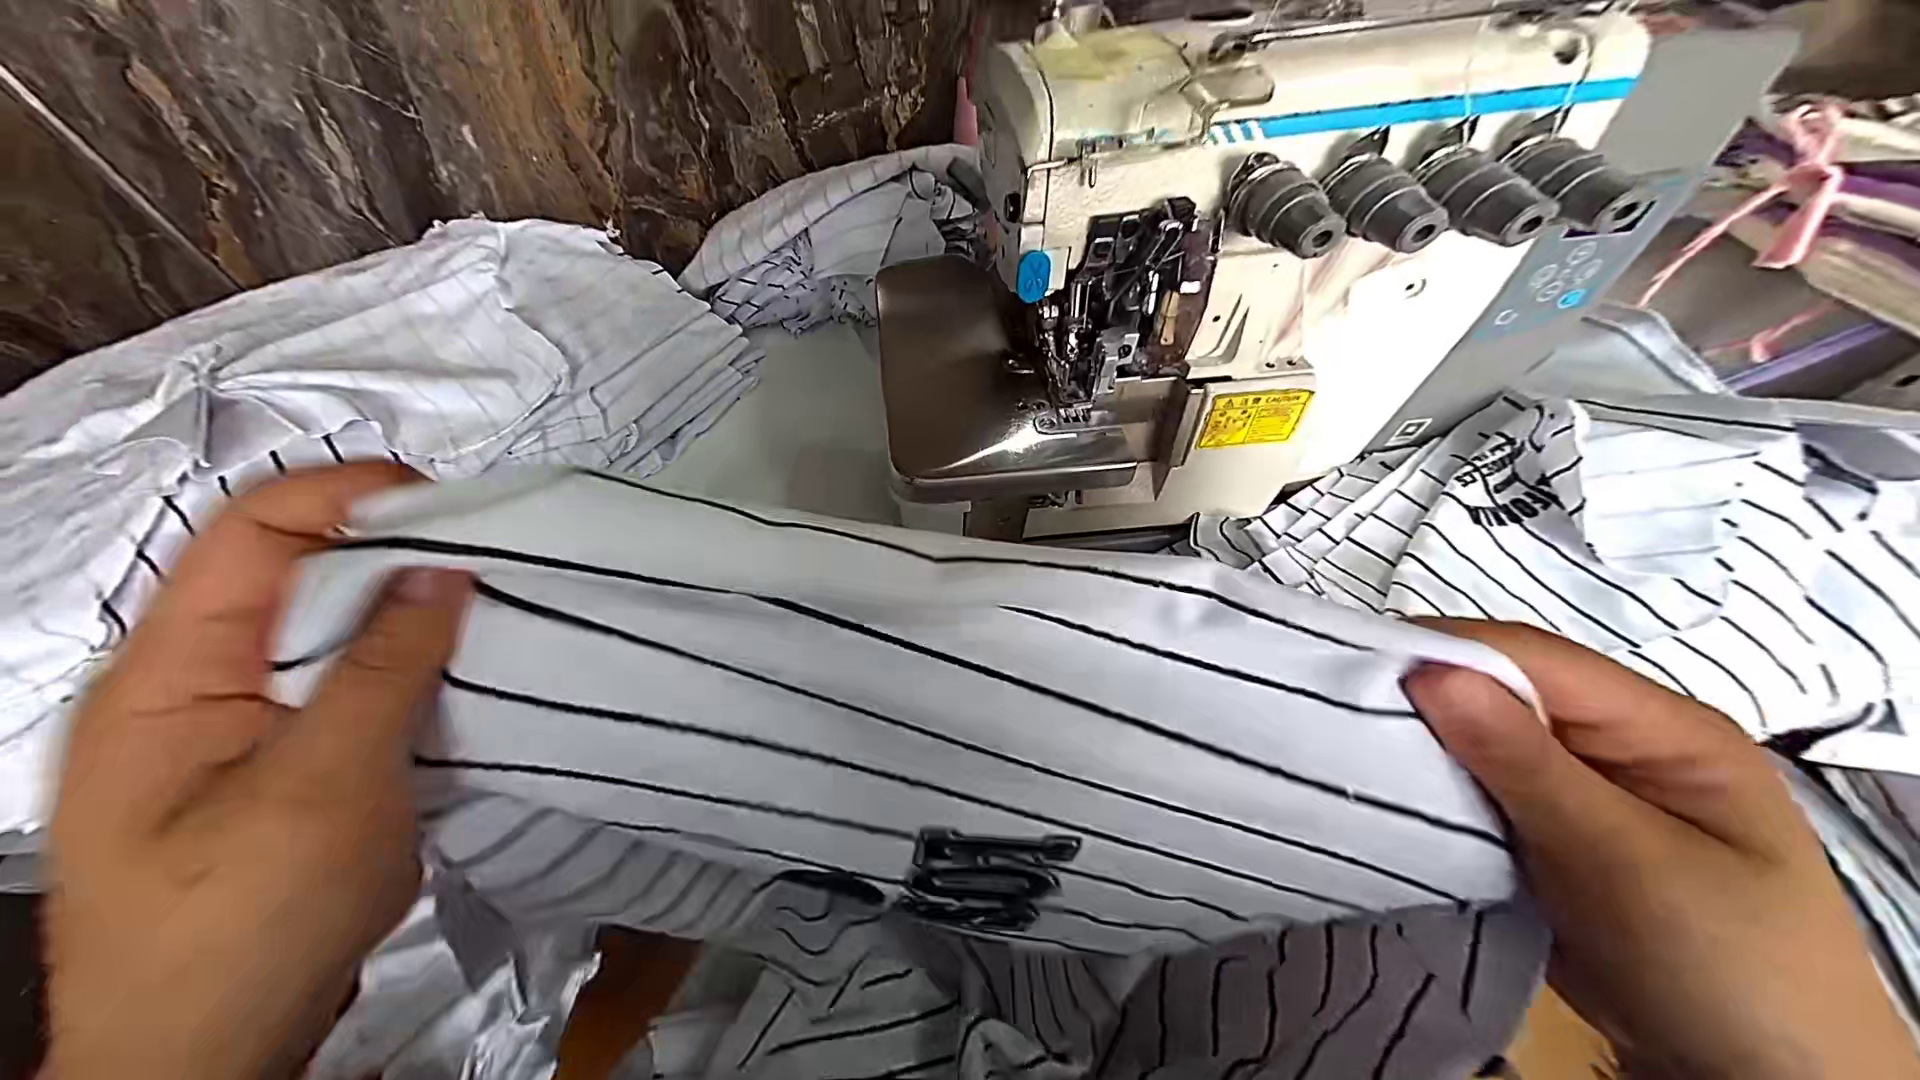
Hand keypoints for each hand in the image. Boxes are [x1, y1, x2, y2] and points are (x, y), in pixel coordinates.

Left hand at [44, 465, 472, 1079]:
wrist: (221, 1043)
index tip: (444, 496)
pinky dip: (417, 651)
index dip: (343, 495)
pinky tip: (467, 656)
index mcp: (170, 674)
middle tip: (488, 549)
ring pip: (337, 624)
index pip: (252, 535)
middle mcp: (204, 680)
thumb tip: (443, 568)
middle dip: (393, 545)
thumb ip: (382, 667)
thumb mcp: (322, 781)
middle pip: (297, 571)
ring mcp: (253, 718)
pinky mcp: (302, 749)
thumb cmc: (249, 914)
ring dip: (412, 601)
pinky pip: (362, 673)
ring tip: (491, 595)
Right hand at [1404, 619, 1919, 1079]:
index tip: (1359, 664)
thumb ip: (1524, 761)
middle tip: (1344, 701)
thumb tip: (1430, 671)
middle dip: (1427, 688)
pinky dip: (1434, 771)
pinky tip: (1396, 776)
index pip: (1535, 658)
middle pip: (1504, 685)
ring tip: (1357, 735)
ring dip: (1424, 731)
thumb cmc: (1719, 967)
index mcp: (1663, 727)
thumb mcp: (1622, 860)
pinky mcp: (1543, 818)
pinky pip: (1475, 773)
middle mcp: (1616, 737)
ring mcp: (1578, 780)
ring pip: (1481, 728)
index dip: (1448, 649)